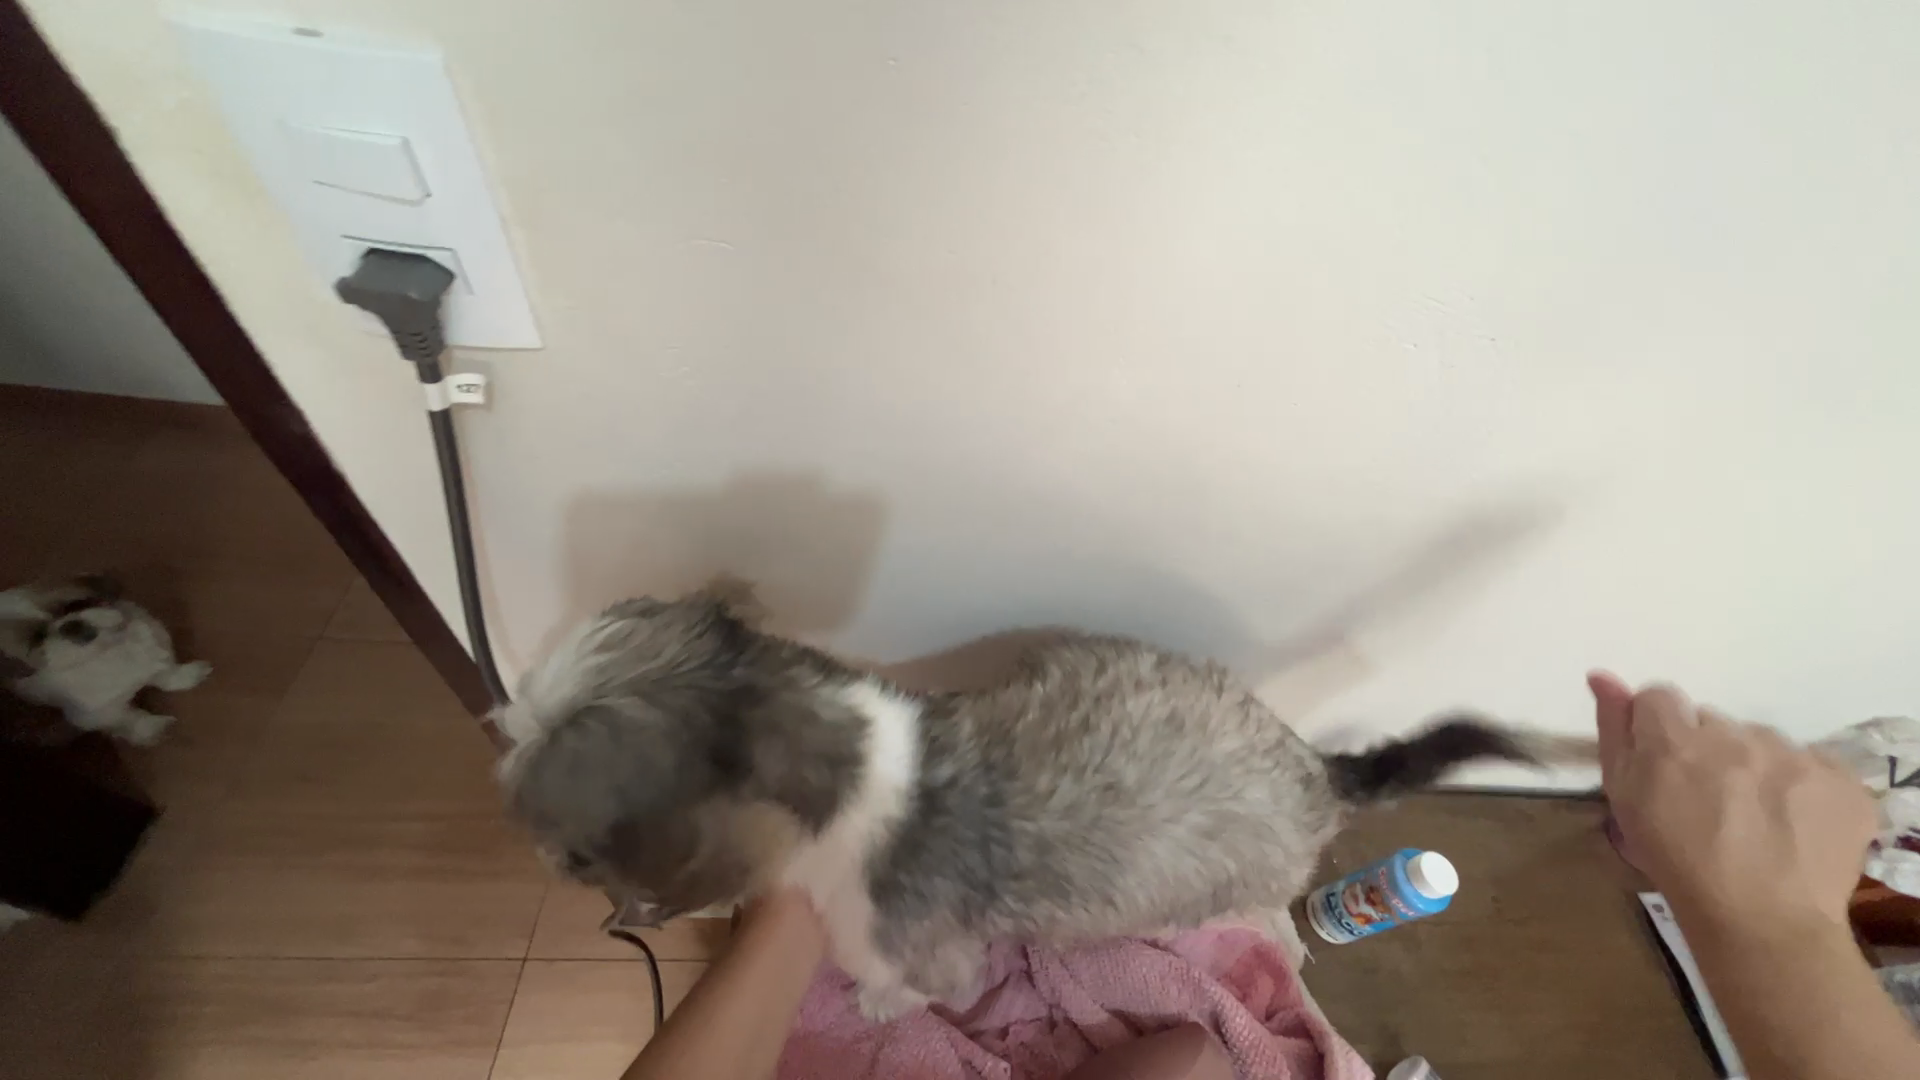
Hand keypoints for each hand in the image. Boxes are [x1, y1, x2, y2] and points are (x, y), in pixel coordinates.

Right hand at [1589, 672, 1877, 933]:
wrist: (1758, 915)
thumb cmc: (1670, 853)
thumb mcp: (1621, 791)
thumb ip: (1613, 729)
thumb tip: (1602, 674)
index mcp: (1671, 738)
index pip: (1658, 696)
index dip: (1654, 725)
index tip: (1660, 759)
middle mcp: (1731, 736)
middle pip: (1710, 720)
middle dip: (1702, 746)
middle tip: (1703, 792)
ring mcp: (1792, 757)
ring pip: (1758, 739)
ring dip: (1749, 762)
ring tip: (1749, 808)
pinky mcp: (1841, 780)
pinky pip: (1810, 760)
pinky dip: (1797, 781)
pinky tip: (1788, 815)